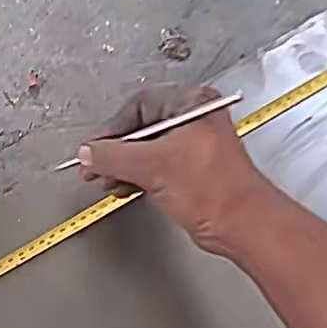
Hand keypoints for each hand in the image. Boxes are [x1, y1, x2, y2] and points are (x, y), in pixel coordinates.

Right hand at [77, 84, 278, 255]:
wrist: (238, 222)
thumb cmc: (214, 189)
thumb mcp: (152, 166)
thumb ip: (112, 156)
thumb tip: (88, 152)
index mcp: (191, 105)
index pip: (138, 106)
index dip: (112, 130)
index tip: (94, 149)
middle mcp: (192, 121)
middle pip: (139, 129)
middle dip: (114, 152)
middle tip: (95, 167)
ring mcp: (190, 147)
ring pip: (144, 151)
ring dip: (121, 167)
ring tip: (107, 180)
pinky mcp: (187, 171)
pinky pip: (152, 167)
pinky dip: (135, 177)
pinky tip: (124, 187)